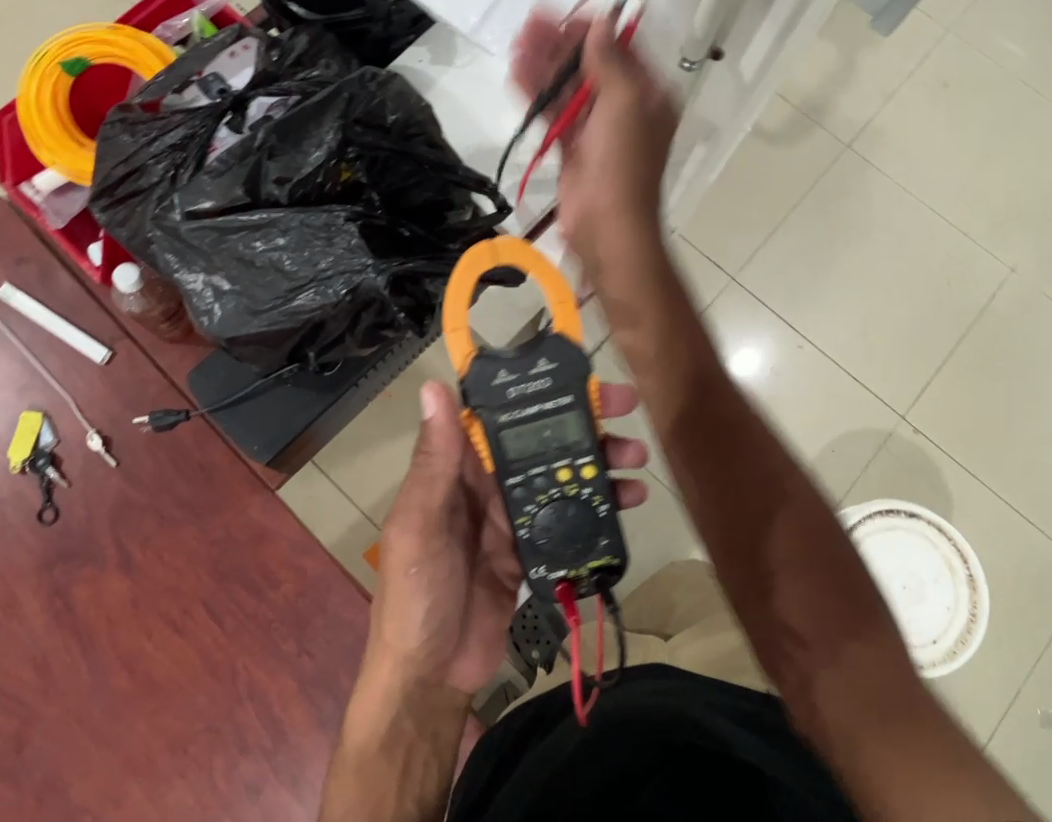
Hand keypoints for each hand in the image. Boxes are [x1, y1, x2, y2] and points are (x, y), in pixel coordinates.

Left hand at [364, 380, 650, 697]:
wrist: (431, 675)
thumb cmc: (416, 594)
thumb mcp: (419, 523)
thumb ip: (434, 461)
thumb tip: (435, 387)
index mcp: (452, 472)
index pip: (496, 418)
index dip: (533, 392)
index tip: (573, 376)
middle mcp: (482, 488)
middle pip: (536, 444)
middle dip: (580, 424)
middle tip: (625, 408)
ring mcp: (509, 521)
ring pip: (558, 480)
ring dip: (596, 464)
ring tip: (636, 458)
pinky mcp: (530, 554)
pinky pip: (566, 522)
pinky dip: (596, 510)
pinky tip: (627, 501)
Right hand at [510, 9, 678, 266]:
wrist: (607, 227)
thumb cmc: (623, 165)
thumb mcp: (625, 103)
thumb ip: (610, 61)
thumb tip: (603, 22)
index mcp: (648, 94)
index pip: (620, 49)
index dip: (592, 30)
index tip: (561, 15)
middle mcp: (625, 107)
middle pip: (589, 66)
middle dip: (560, 45)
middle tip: (528, 24)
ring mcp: (597, 128)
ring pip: (567, 88)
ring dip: (543, 66)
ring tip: (516, 43)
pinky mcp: (573, 148)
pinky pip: (553, 114)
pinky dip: (536, 95)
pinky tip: (516, 74)